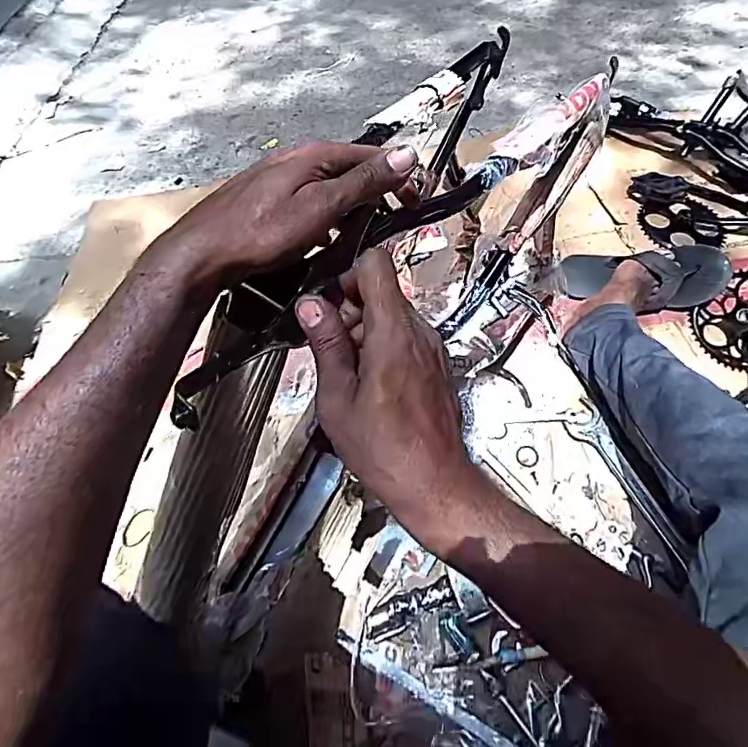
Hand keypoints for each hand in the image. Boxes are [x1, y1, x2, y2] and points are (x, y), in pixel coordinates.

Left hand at [150, 142, 416, 289]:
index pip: (374, 156)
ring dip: (352, 207)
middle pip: (352, 169)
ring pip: (331, 186)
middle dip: (378, 193)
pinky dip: (328, 216)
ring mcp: (280, 178)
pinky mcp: (269, 198)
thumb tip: (406, 155)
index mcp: (314, 154)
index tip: (416, 202)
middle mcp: (297, 159)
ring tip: (361, 233)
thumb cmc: (258, 233)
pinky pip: (311, 201)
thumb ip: (364, 181)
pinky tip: (325, 238)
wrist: (201, 255)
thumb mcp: (321, 207)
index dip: (400, 178)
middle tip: (393, 219)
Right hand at [296, 249, 491, 551]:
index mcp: (393, 333)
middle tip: (335, 354)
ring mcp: (432, 345)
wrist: (434, 482)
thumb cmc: (385, 450)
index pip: (376, 264)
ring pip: (392, 314)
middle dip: (351, 313)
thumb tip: (310, 305)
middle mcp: (419, 331)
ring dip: (366, 333)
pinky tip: (373, 385)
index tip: (332, 308)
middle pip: (382, 291)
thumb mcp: (338, 398)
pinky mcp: (436, 361)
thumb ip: (326, 344)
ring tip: (353, 377)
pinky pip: (406, 335)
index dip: (349, 277)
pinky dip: (384, 347)